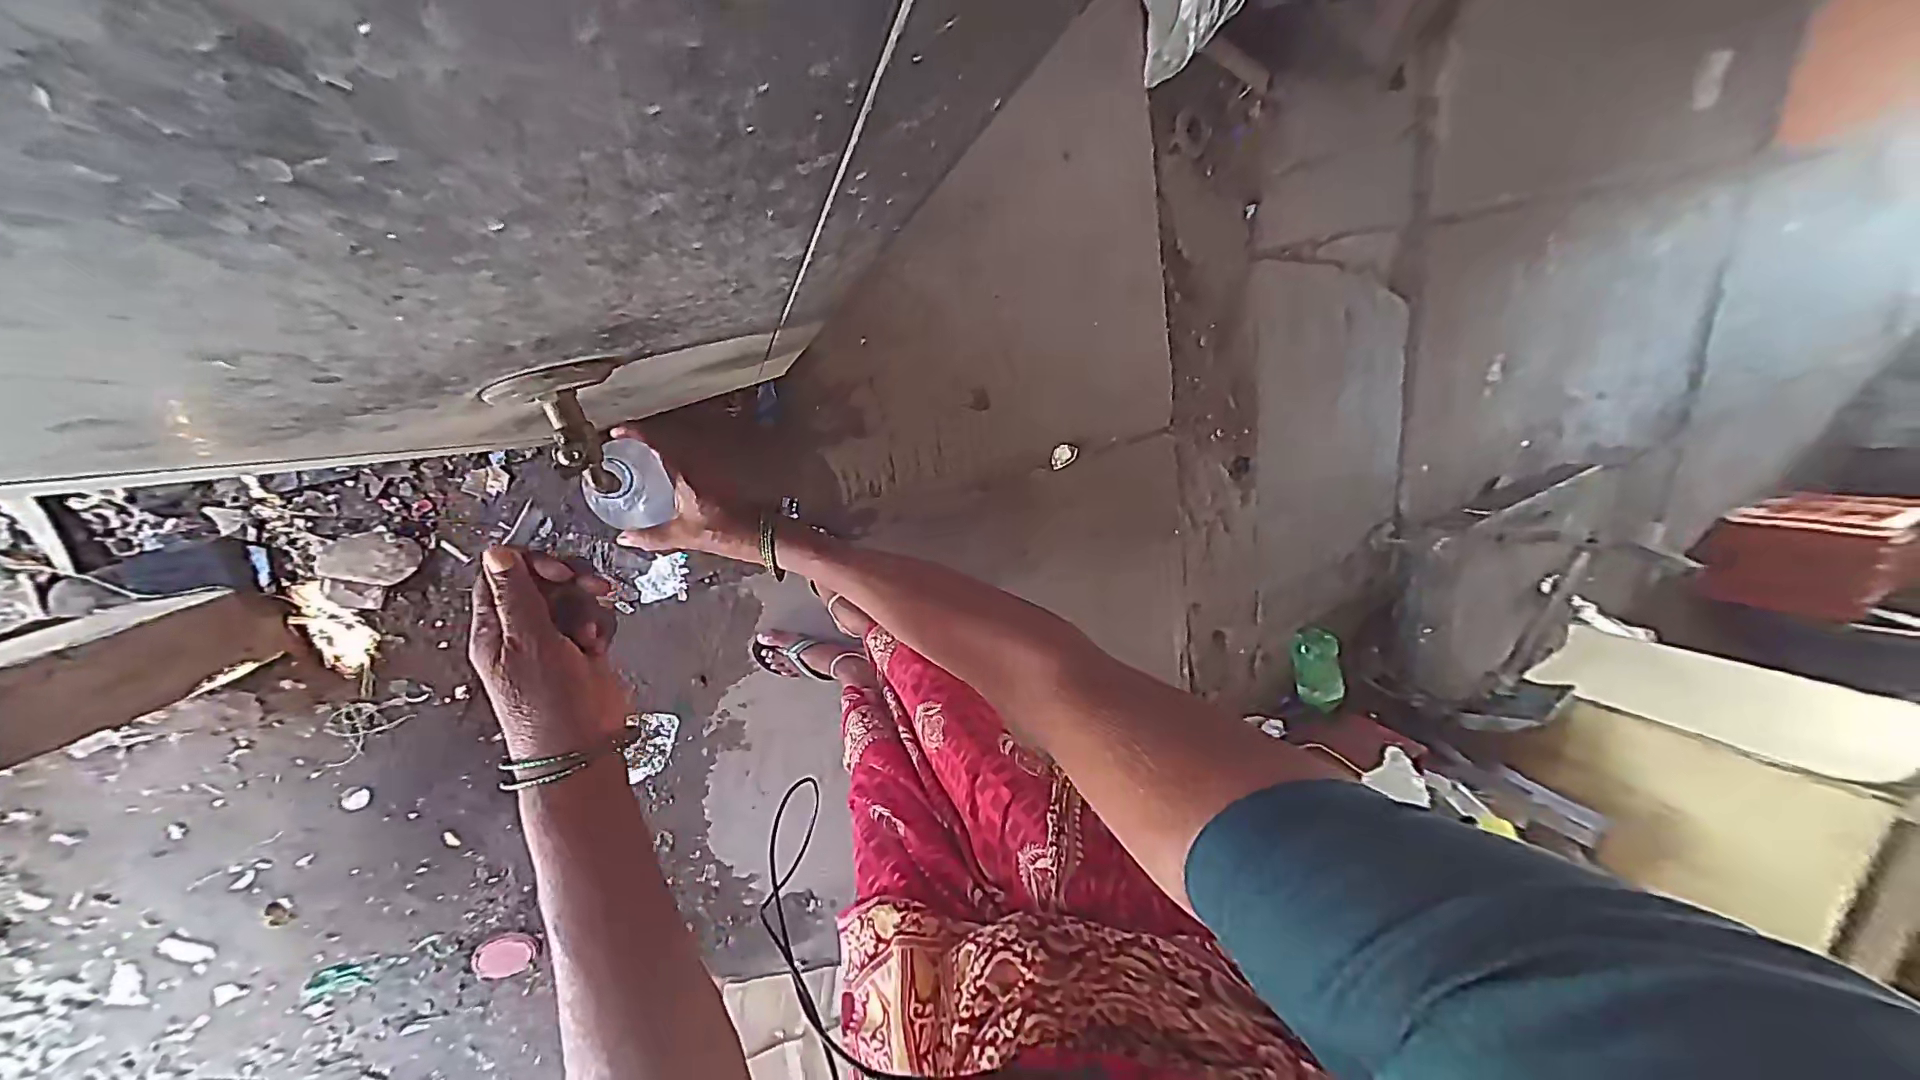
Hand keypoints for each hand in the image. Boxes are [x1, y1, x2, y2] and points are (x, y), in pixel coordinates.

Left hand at [468, 546, 629, 760]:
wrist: (581, 744)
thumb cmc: (546, 702)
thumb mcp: (528, 642)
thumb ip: (516, 595)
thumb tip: (496, 553)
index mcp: (495, 627)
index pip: (503, 575)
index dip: (532, 564)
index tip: (559, 572)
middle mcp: (522, 630)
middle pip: (544, 582)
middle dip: (571, 581)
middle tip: (590, 586)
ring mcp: (554, 640)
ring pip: (574, 598)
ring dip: (588, 608)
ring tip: (588, 634)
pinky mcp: (583, 649)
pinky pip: (595, 618)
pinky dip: (601, 626)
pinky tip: (598, 646)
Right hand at [608, 422, 759, 563]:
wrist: (760, 534)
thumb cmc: (726, 533)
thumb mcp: (685, 536)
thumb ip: (652, 537)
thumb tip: (624, 537)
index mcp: (686, 476)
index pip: (658, 445)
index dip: (635, 434)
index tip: (617, 433)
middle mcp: (699, 466)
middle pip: (666, 442)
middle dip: (643, 441)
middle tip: (621, 448)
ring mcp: (711, 468)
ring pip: (679, 450)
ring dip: (659, 449)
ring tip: (637, 457)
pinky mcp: (719, 475)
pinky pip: (690, 460)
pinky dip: (674, 461)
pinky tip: (665, 473)